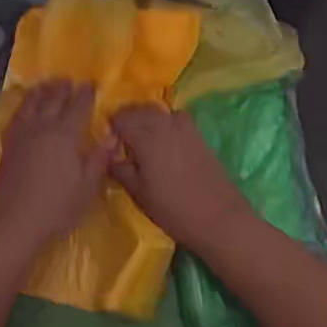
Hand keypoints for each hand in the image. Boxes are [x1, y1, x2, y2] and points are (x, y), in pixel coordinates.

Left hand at [0, 80, 115, 253]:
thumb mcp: (87, 187)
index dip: (86, 94)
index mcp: (66, 135)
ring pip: (32, 104)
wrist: (14, 221)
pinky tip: (25, 107)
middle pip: (54, 100)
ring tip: (46, 84)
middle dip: (63, 88)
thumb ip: (98, 159)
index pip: (78, 107)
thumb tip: (110, 136)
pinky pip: (16, 116)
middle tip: (69, 80)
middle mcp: (43, 127)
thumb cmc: (57, 207)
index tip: (91, 84)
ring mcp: (23, 134)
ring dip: (41, 91)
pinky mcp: (9, 144)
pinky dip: (23, 105)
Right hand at [109, 103, 253, 249]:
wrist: (218, 216)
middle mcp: (164, 123)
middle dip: (126, 120)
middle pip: (137, 110)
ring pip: (156, 111)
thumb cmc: (173, 208)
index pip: (119, 119)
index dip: (110, 129)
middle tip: (120, 141)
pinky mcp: (197, 132)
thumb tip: (108, 157)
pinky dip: (162, 122)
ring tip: (140, 140)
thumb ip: (120, 170)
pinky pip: (172, 117)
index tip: (107, 146)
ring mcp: (183, 125)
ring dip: (144, 118)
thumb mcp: (139, 193)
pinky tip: (162, 141)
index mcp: (145, 136)